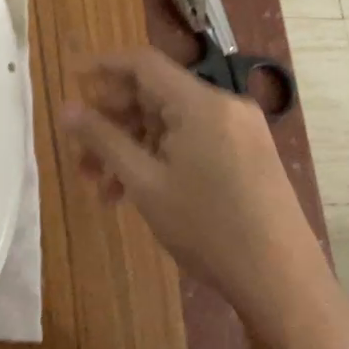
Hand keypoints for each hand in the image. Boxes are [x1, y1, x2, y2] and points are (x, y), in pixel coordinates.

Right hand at [59, 48, 323, 306]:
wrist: (284, 284)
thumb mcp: (145, 183)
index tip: (69, 80)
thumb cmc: (208, 228)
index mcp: (201, 104)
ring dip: (130, 147)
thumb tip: (65, 109)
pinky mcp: (246, 156)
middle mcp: (224, 107)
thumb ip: (103, 139)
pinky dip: (158, 158)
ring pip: (168, 124)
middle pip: (153, 95)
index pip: (142, 64)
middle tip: (78, 151)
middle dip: (111, 121)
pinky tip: (133, 193)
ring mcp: (239, 133)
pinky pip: (190, 142)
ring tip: (99, 186)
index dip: (102, 66)